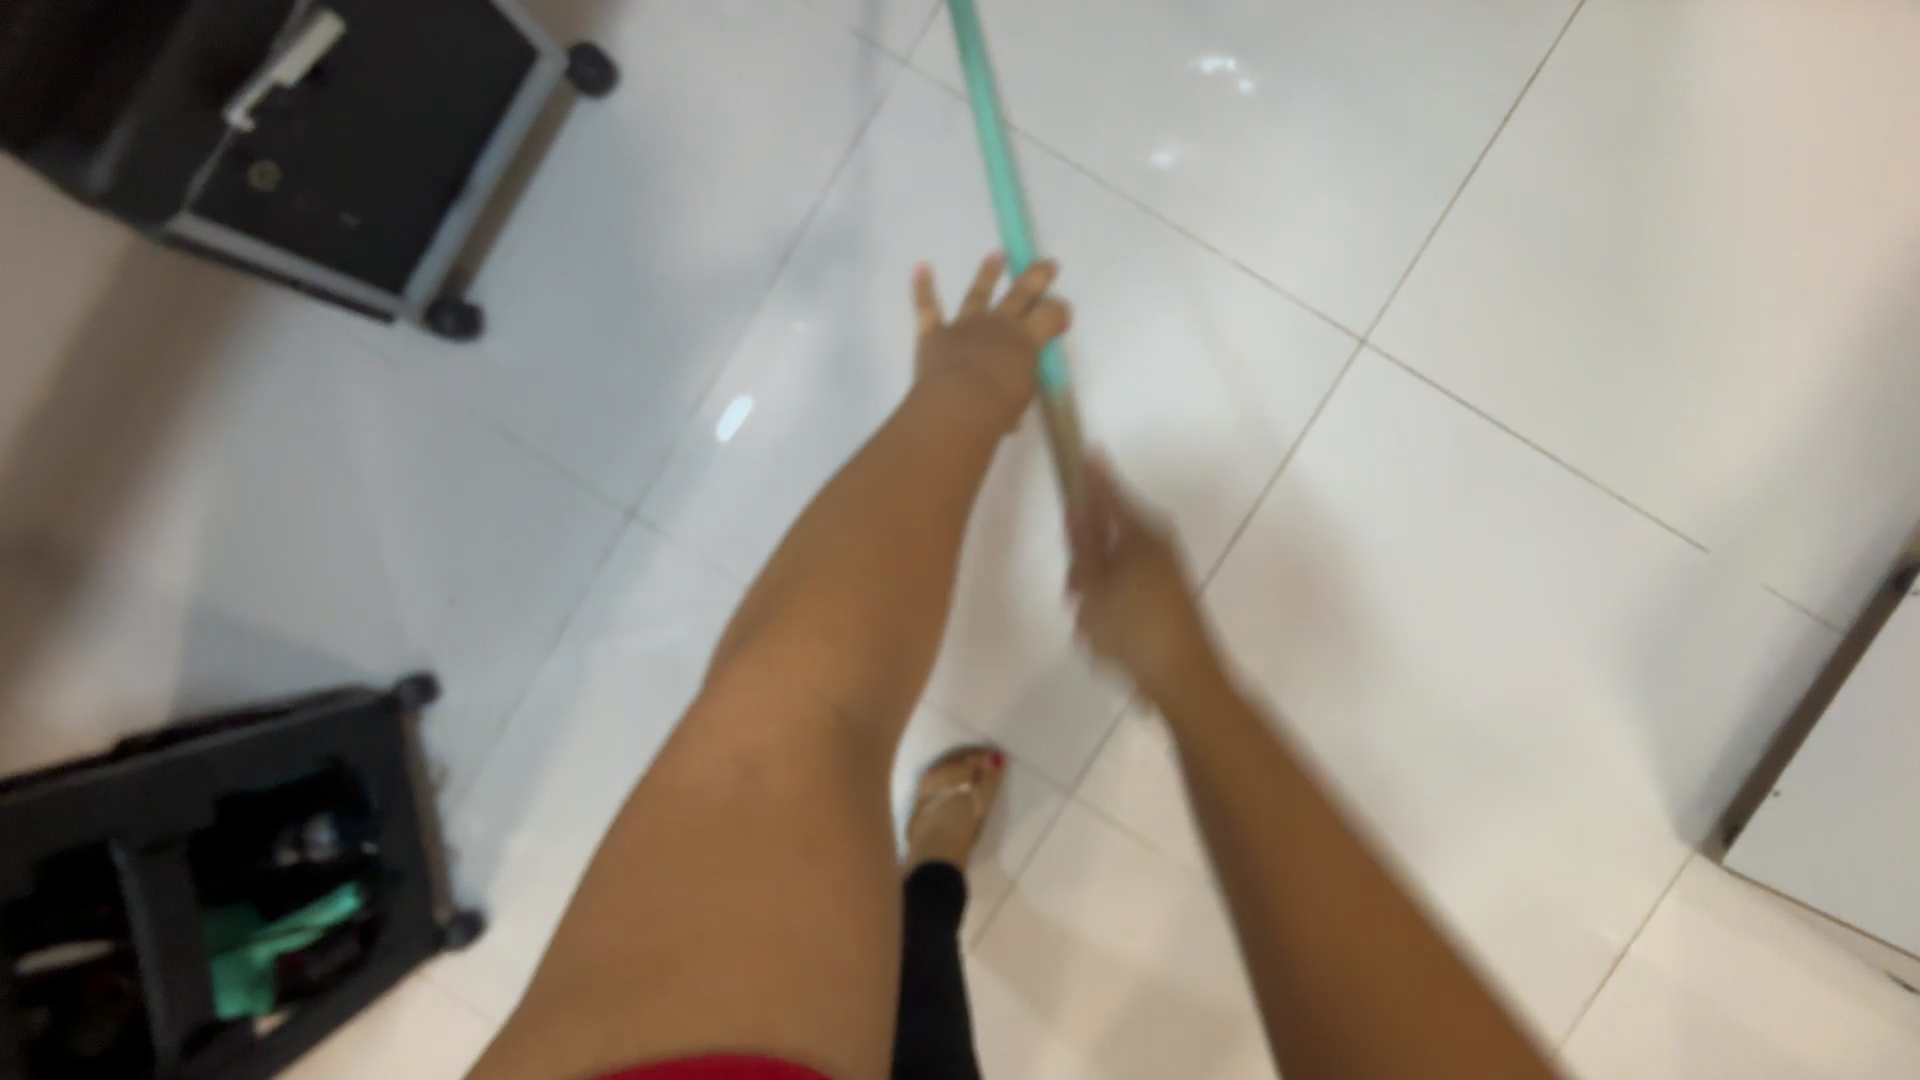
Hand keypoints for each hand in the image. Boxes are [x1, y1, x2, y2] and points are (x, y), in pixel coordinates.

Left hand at [912, 253, 1070, 433]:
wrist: (957, 407)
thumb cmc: (996, 410)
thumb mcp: (1022, 399)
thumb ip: (1019, 389)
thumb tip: (1012, 404)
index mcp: (1026, 340)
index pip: (1050, 315)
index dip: (1059, 313)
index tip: (1063, 317)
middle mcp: (998, 325)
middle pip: (1021, 293)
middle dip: (1036, 277)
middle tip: (1048, 265)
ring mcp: (965, 326)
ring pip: (978, 293)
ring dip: (988, 273)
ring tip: (995, 255)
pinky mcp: (934, 334)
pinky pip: (927, 307)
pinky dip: (923, 287)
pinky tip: (922, 268)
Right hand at [1067, 458, 1224, 703]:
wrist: (1185, 680)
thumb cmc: (1135, 630)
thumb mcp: (1095, 586)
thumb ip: (1083, 544)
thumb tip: (1077, 502)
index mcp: (1140, 535)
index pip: (1108, 492)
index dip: (1089, 475)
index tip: (1079, 450)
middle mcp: (1154, 547)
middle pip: (1103, 537)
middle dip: (1084, 565)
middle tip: (1079, 595)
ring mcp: (1162, 575)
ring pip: (1109, 572)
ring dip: (1094, 597)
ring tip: (1096, 628)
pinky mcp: (1163, 601)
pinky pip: (1123, 595)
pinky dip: (1110, 613)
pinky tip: (1109, 642)